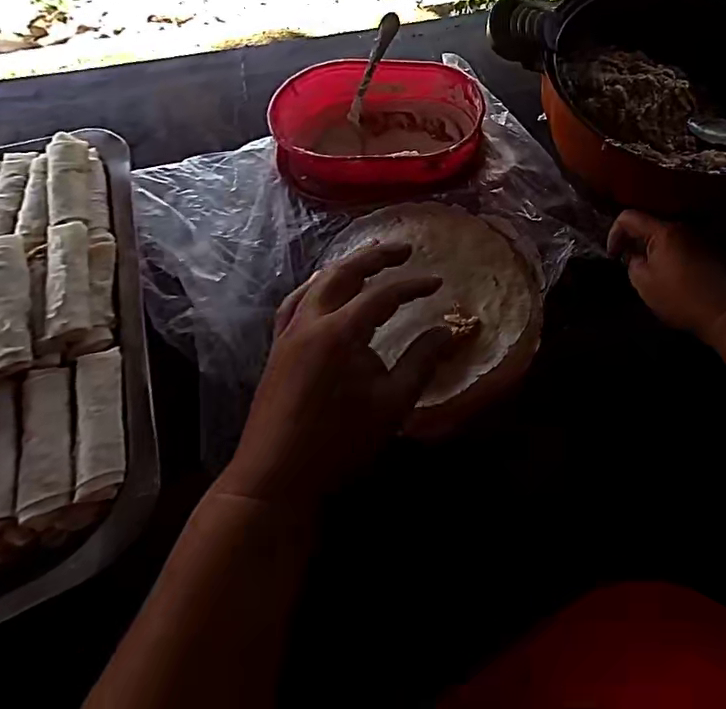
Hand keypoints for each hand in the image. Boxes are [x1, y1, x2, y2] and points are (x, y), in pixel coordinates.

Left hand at [217, 242, 469, 508]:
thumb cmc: (338, 442)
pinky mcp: (277, 347)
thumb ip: (422, 363)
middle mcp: (310, 322)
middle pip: (343, 273)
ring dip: (344, 267)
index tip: (437, 283)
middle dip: (375, 258)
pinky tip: (323, 293)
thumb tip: (450, 333)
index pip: (382, 295)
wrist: (275, 476)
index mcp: (339, 332)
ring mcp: (288, 333)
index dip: (413, 286)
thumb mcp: (392, 404)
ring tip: (366, 260)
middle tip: (403, 249)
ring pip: (316, 283)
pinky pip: (296, 302)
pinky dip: (316, 287)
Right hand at [607, 210, 725, 340]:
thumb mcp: (644, 284)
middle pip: (651, 226)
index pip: (629, 218)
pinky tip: (678, 279)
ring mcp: (703, 239)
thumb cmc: (681, 297)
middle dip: (637, 243)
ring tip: (654, 274)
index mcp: (664, 231)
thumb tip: (635, 257)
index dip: (614, 233)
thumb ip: (633, 264)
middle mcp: (684, 228)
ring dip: (657, 251)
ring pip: (670, 238)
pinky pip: (687, 248)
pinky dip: (676, 258)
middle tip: (631, 264)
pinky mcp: (716, 253)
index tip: (614, 255)